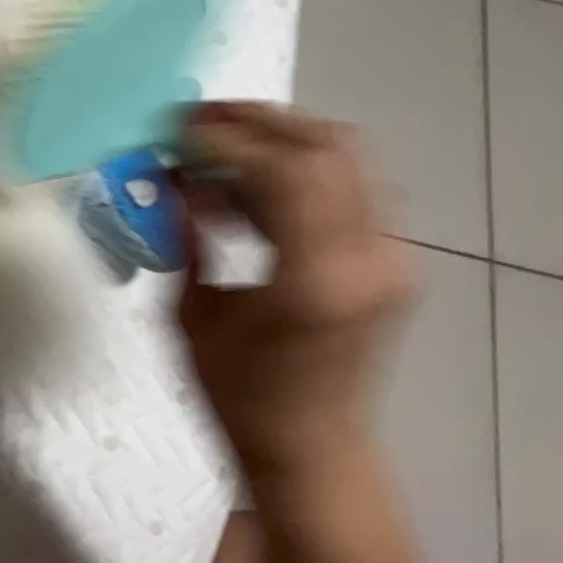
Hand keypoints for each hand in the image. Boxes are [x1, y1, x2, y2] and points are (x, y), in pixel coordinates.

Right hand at [176, 103, 413, 480]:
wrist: (310, 445)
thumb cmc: (236, 395)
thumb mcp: (191, 317)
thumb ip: (190, 241)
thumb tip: (171, 181)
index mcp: (317, 282)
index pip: (287, 175)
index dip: (229, 140)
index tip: (177, 129)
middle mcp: (370, 260)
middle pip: (332, 150)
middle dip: (261, 122)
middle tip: (200, 118)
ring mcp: (390, 258)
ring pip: (347, 160)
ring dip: (281, 139)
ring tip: (217, 143)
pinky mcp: (388, 259)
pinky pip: (345, 189)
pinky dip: (295, 171)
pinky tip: (245, 185)